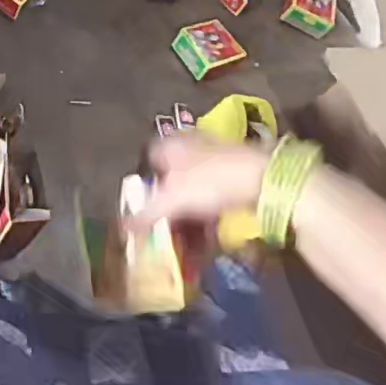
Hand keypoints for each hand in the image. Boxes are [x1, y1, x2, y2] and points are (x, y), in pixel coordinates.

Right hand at [133, 134, 268, 230]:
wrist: (263, 178)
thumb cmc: (209, 181)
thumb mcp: (172, 200)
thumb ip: (145, 213)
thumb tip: (122, 226)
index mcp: (169, 143)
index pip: (148, 159)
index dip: (146, 185)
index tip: (147, 209)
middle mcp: (188, 143)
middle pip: (171, 178)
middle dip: (169, 207)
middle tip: (169, 231)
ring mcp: (214, 155)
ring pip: (193, 188)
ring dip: (189, 216)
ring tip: (190, 241)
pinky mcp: (234, 169)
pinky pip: (213, 193)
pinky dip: (208, 213)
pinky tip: (211, 235)